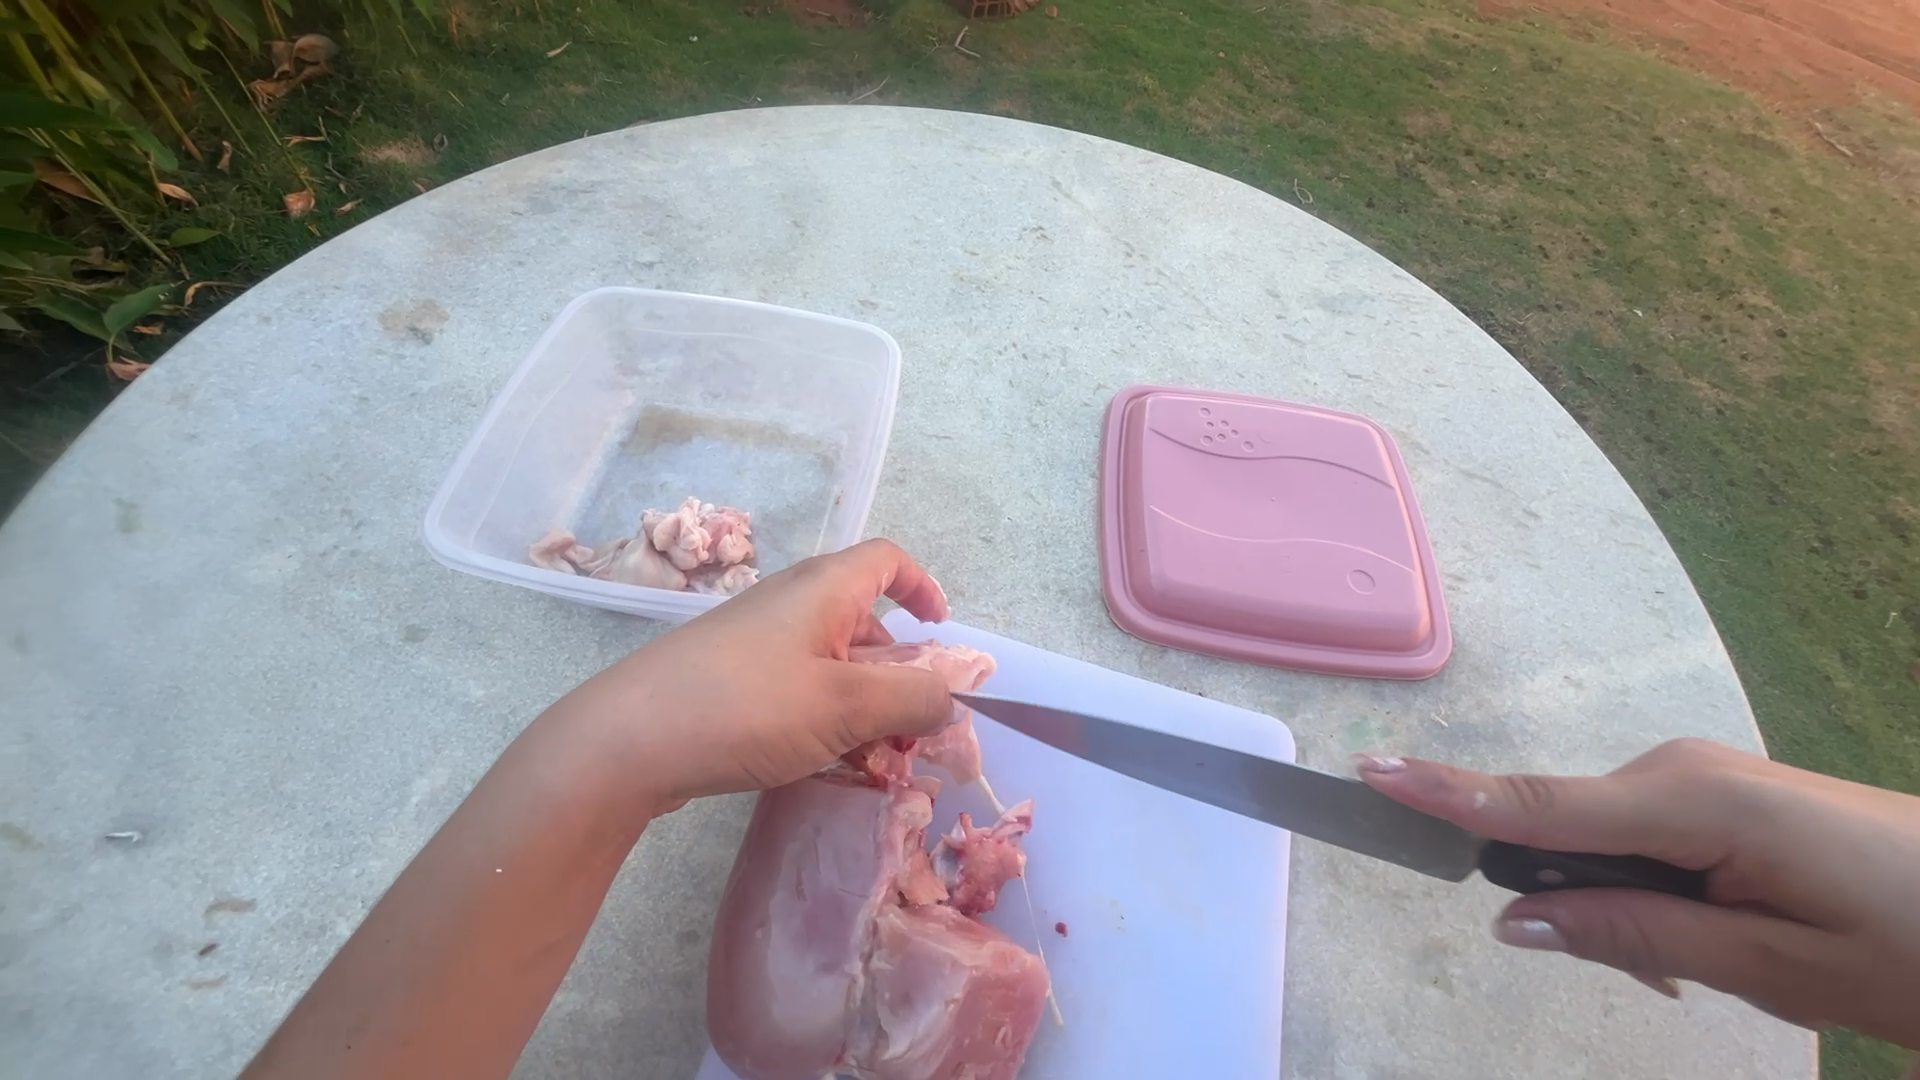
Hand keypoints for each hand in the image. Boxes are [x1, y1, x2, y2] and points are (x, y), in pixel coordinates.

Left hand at [543, 539, 954, 812]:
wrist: (625, 741)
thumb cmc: (747, 707)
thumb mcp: (845, 705)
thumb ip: (913, 698)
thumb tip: (949, 699)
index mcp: (824, 589)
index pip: (888, 560)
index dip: (923, 587)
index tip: (942, 631)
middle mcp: (792, 603)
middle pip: (864, 616)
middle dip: (899, 665)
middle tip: (913, 718)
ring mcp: (758, 639)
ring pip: (832, 657)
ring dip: (865, 697)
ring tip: (874, 750)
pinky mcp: (733, 675)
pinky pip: (800, 683)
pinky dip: (826, 711)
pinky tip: (824, 756)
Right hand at [1356, 739, 1919, 1047]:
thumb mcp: (1787, 971)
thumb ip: (1638, 934)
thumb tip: (1515, 922)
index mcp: (1691, 801)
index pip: (1534, 801)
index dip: (1446, 791)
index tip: (1370, 772)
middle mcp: (1675, 768)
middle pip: (1563, 826)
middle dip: (1577, 895)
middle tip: (1677, 984)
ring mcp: (1695, 772)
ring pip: (1600, 834)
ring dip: (1623, 898)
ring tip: (1727, 970)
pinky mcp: (1715, 788)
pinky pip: (1640, 830)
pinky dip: (1651, 882)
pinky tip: (1726, 931)